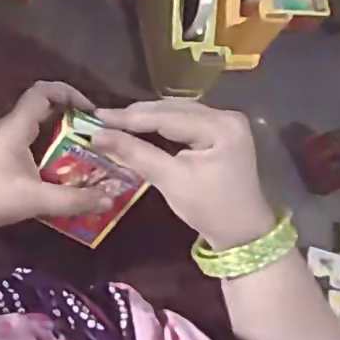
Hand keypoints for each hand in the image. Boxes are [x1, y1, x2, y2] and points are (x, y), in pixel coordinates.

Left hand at [0, 81, 113, 229]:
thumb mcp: (36, 199)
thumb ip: (75, 200)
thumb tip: (109, 199)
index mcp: (17, 126)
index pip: (43, 91)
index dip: (70, 93)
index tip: (91, 111)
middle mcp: (11, 128)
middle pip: (45, 109)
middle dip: (72, 118)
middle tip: (95, 136)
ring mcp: (5, 144)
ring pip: (39, 129)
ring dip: (62, 137)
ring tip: (86, 154)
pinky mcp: (2, 159)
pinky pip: (32, 145)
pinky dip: (50, 151)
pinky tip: (64, 171)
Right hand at [89, 99, 274, 248]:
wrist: (242, 231)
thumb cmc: (209, 209)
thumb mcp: (170, 180)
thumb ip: (135, 154)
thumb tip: (98, 136)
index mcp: (220, 127)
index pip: (166, 116)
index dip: (129, 117)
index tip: (97, 117)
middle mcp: (226, 115)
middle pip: (172, 108)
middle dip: (136, 114)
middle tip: (102, 118)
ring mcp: (226, 121)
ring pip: (177, 111)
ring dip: (147, 116)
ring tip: (116, 121)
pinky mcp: (221, 129)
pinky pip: (184, 119)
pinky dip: (161, 122)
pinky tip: (140, 125)